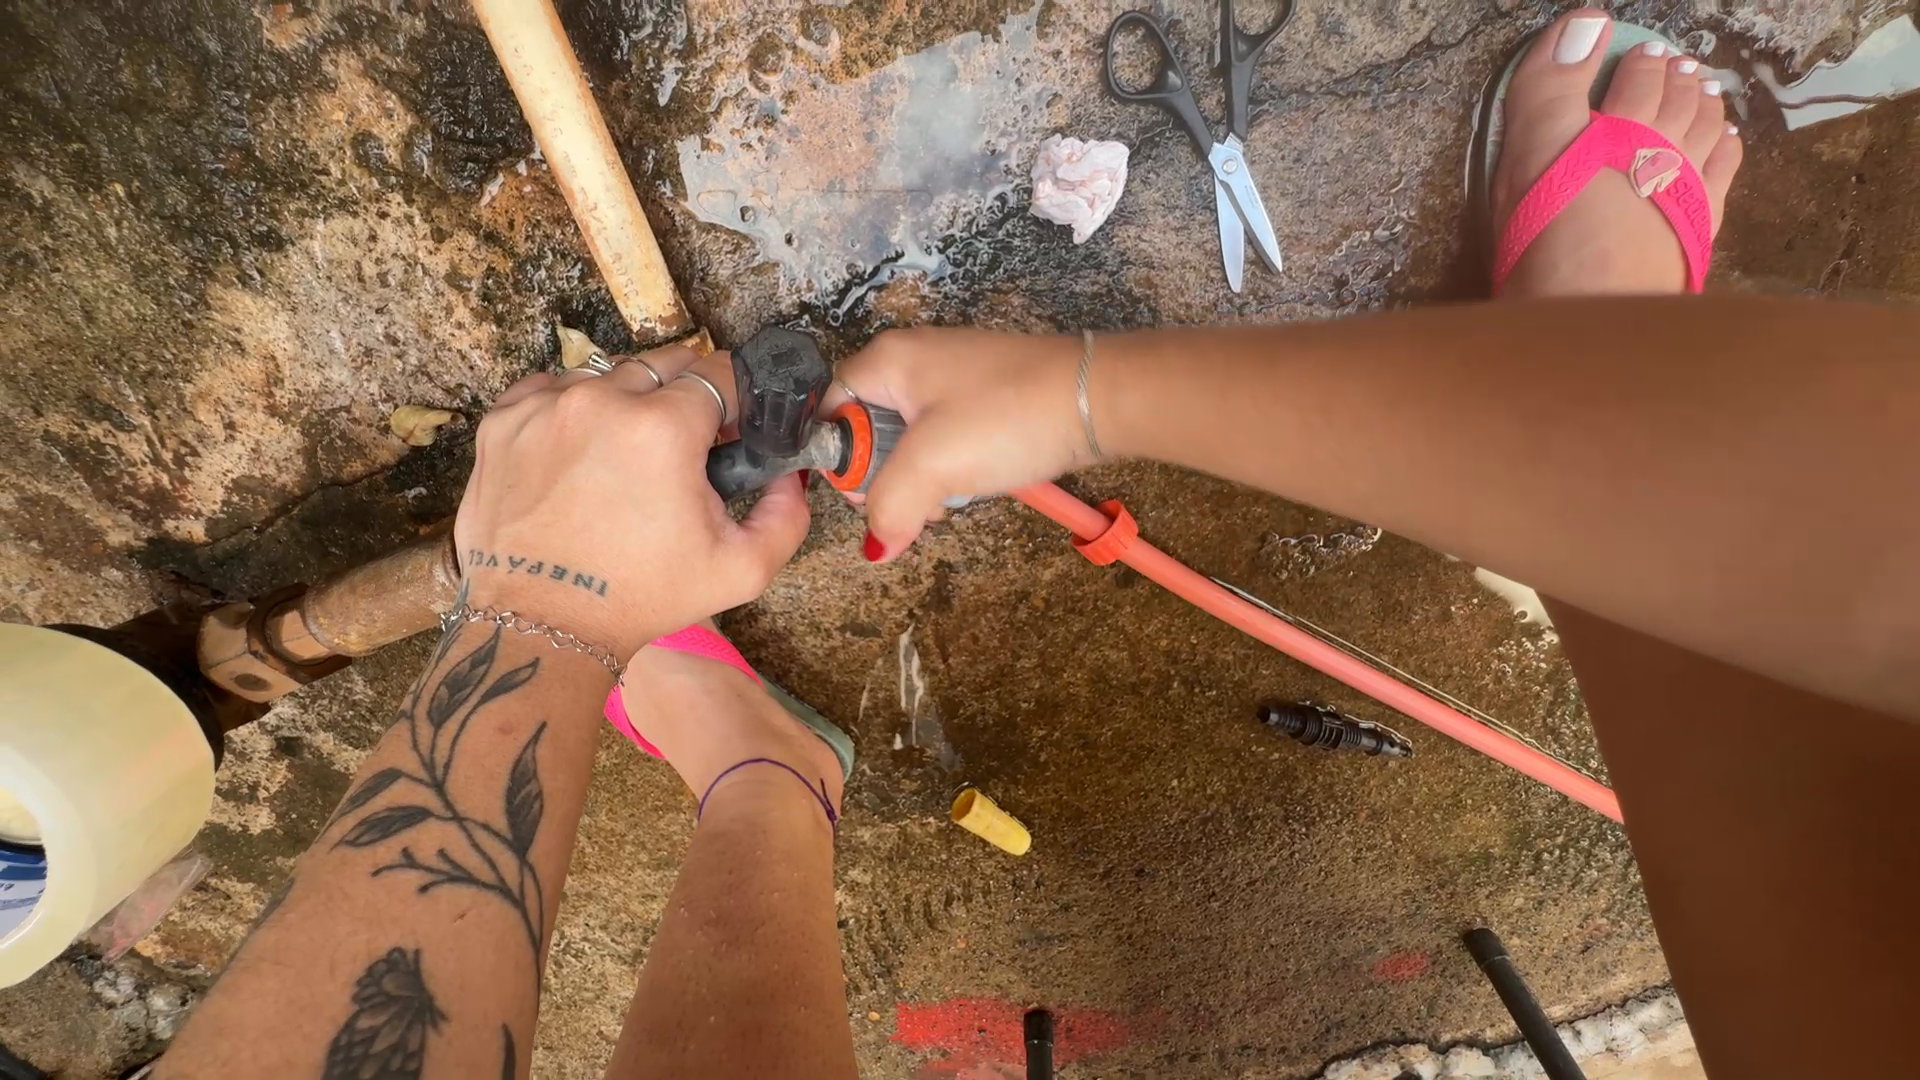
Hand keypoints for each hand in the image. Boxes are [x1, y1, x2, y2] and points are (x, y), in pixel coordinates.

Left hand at [453, 346, 809, 658]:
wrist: (546, 622)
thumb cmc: (644, 594)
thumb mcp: (744, 570)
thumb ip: (789, 516)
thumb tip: (790, 476)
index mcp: (662, 429)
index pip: (718, 373)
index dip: (738, 397)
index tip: (736, 425)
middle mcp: (600, 402)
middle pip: (666, 364)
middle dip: (690, 394)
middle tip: (692, 442)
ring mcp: (544, 407)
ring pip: (611, 375)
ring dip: (634, 400)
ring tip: (635, 452)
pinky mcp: (502, 422)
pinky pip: (554, 388)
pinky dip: (579, 408)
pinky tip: (588, 450)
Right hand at [827, 328, 1091, 559]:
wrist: (1096, 399)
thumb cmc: (1006, 418)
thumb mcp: (931, 465)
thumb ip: (888, 506)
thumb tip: (876, 548)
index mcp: (887, 361)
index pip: (831, 408)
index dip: (838, 456)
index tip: (863, 491)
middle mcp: (914, 362)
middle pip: (869, 429)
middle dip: (884, 476)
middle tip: (913, 502)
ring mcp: (953, 380)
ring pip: (910, 442)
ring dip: (921, 480)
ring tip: (947, 500)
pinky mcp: (985, 400)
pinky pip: (947, 441)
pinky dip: (951, 469)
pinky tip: (971, 486)